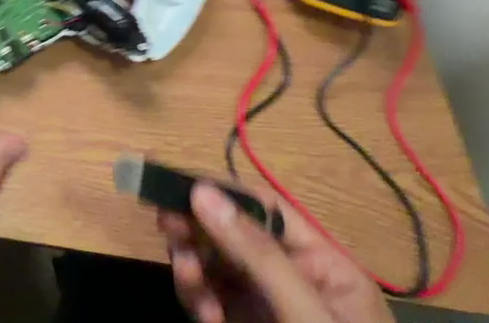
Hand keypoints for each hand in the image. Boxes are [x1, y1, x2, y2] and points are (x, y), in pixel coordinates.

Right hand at [159, 184, 394, 322]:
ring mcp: (266, 309)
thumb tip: (203, 191)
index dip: (219, 189)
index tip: (170, 179)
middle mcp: (292, 281)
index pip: (265, 209)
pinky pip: (209, 299)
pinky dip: (197, 298)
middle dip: (197, 228)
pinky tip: (201, 312)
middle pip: (231, 232)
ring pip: (214, 265)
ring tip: (187, 277)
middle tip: (164, 224)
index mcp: (325, 268)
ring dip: (192, 265)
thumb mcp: (306, 316)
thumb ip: (258, 255)